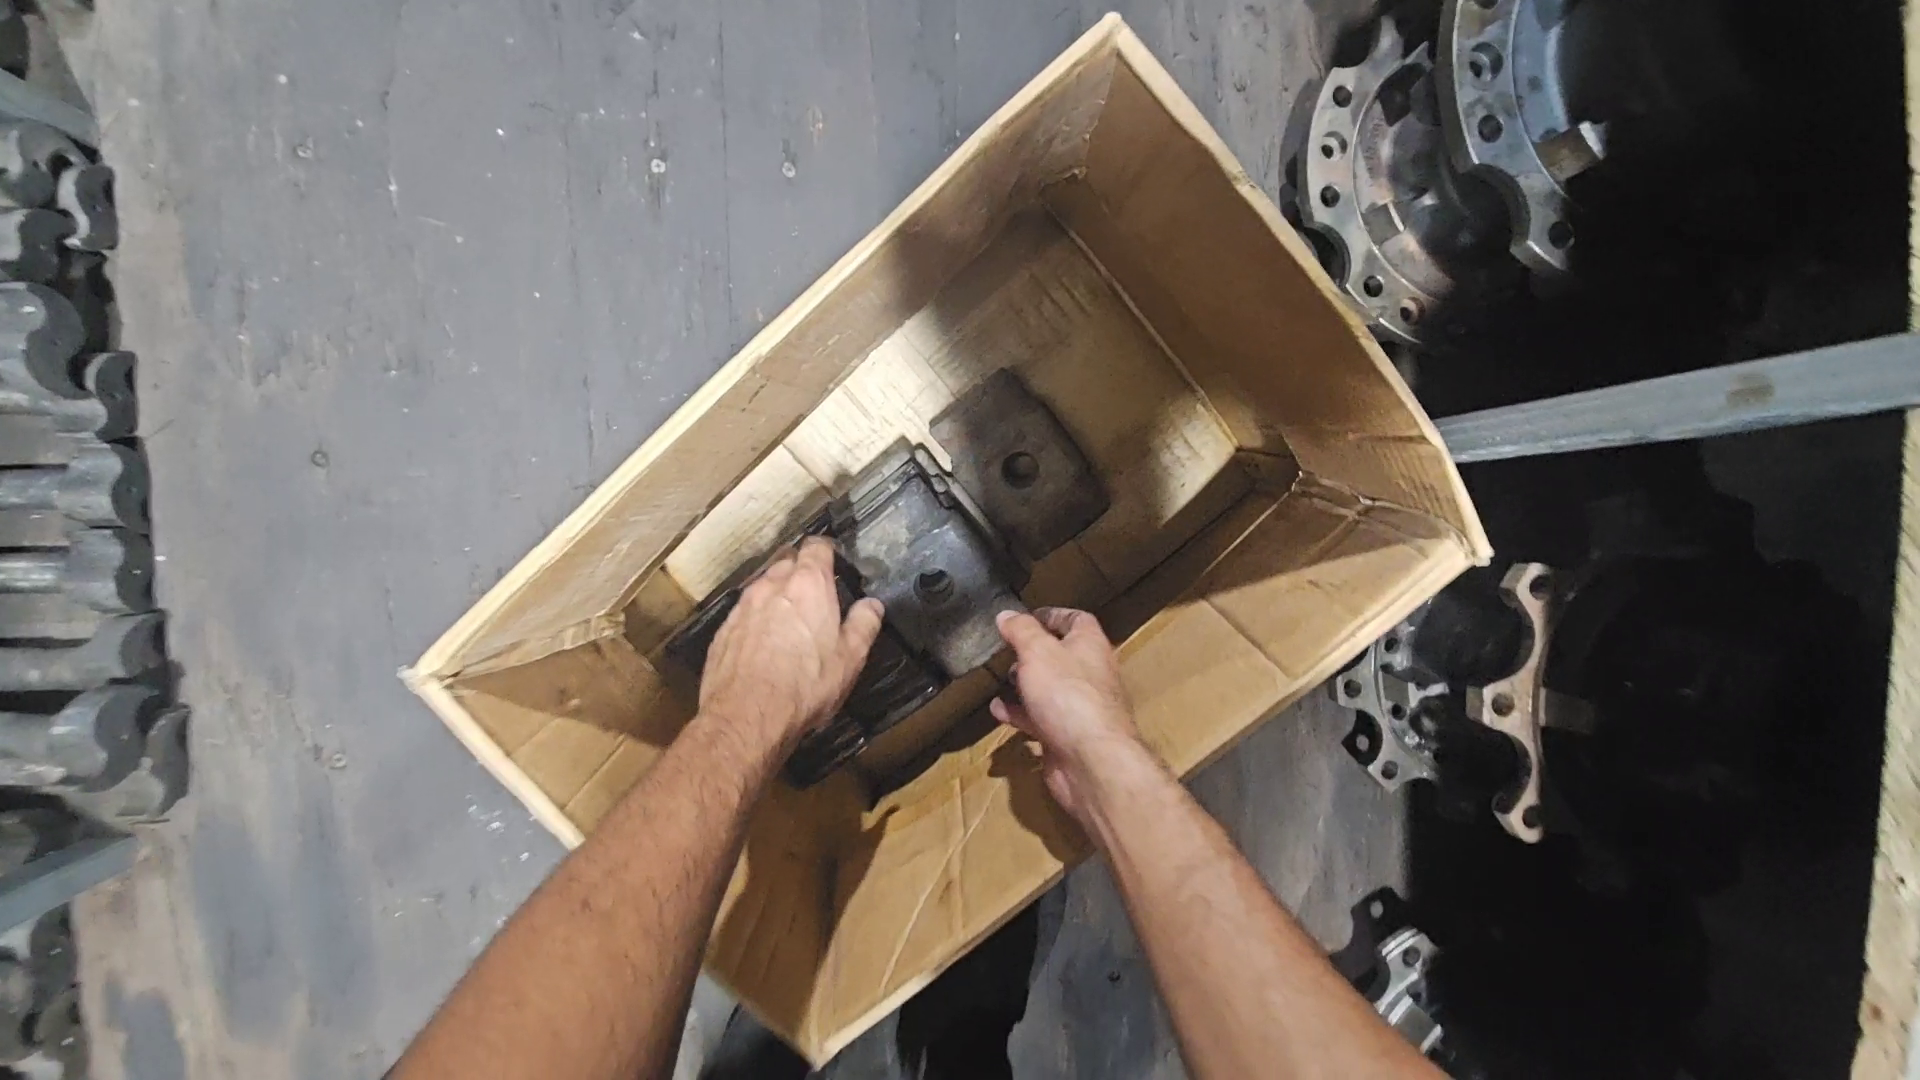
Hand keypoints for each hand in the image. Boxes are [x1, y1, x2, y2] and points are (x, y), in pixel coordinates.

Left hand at [700, 537, 883, 753]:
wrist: (746, 716)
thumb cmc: (805, 685)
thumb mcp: (850, 659)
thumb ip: (864, 625)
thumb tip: (872, 606)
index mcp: (809, 584)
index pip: (816, 547)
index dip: (826, 552)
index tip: (834, 563)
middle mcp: (772, 585)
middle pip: (788, 562)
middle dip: (802, 573)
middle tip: (816, 596)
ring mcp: (743, 606)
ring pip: (763, 587)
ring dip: (778, 596)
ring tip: (790, 623)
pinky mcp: (723, 630)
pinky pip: (744, 613)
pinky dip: (756, 620)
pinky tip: (764, 645)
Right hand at [990, 607, 1144, 822]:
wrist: (1090, 761)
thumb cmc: (1068, 694)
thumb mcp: (1038, 651)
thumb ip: (1021, 630)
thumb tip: (1007, 614)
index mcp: (1090, 646)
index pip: (1077, 620)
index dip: (1052, 615)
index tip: (1025, 617)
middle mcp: (1089, 674)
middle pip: (1061, 655)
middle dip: (1033, 652)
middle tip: (1006, 650)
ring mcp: (1079, 707)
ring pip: (1049, 688)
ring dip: (1024, 684)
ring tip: (999, 678)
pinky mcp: (1065, 736)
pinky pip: (1039, 718)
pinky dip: (1018, 713)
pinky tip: (997, 710)